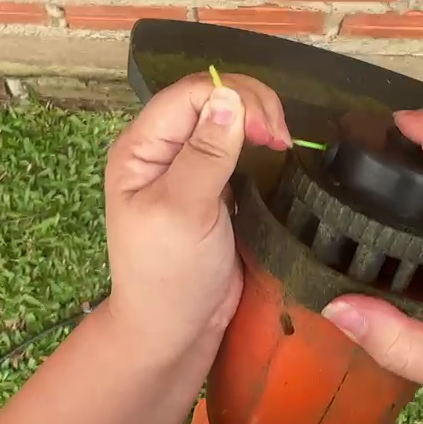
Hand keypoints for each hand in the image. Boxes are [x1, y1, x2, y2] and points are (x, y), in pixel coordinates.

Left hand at [103, 72, 289, 367]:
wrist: (175, 328)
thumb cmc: (169, 274)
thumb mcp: (182, 212)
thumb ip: (205, 155)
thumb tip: (229, 97)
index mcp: (140, 148)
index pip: (187, 95)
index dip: (232, 97)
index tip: (268, 132)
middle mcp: (161, 148)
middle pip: (209, 98)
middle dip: (250, 105)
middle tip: (282, 139)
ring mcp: (186, 164)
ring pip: (226, 116)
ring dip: (258, 120)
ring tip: (282, 143)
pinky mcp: (212, 182)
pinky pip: (236, 145)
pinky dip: (259, 142)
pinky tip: (276, 153)